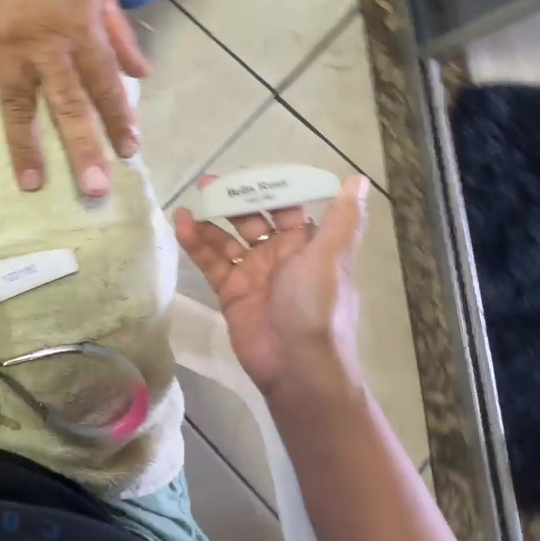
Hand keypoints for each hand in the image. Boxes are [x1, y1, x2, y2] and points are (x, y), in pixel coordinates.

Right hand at [0, 0, 148, 196]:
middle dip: (81, 147)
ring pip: (17, 106)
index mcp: (80, 30)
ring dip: (24, 147)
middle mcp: (46, 46)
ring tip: (31, 184)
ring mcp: (6, 50)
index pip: (105, 84)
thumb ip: (119, 33)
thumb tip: (143, 73)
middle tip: (91, 189)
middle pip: (66, 104)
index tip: (128, 152)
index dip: (118, 119)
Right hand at [173, 174, 368, 397]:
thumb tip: (357, 179)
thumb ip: (340, 219)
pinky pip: (210, 260)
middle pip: (252, 219)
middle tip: (207, 183)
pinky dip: (196, 242)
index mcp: (307, 246)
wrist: (297, 368)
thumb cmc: (316, 308)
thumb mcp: (329, 259)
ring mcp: (252, 273)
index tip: (247, 173)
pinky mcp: (230, 291)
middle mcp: (279, 256)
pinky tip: (182, 224)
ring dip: (209, 220)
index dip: (268, 188)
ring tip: (190, 202)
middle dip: (232, 200)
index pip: (286, 207)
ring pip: (227, 238)